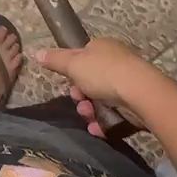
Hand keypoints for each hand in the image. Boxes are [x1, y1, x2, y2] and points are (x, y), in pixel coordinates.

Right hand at [34, 38, 156, 137]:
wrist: (140, 94)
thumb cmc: (103, 73)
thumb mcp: (73, 63)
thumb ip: (55, 59)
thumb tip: (37, 52)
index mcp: (103, 48)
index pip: (83, 57)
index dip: (72, 71)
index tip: (68, 83)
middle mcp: (117, 63)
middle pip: (90, 81)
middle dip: (80, 95)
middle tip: (79, 102)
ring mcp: (127, 84)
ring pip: (100, 100)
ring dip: (90, 110)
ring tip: (89, 116)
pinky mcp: (135, 104)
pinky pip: (114, 114)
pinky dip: (103, 122)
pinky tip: (98, 128)